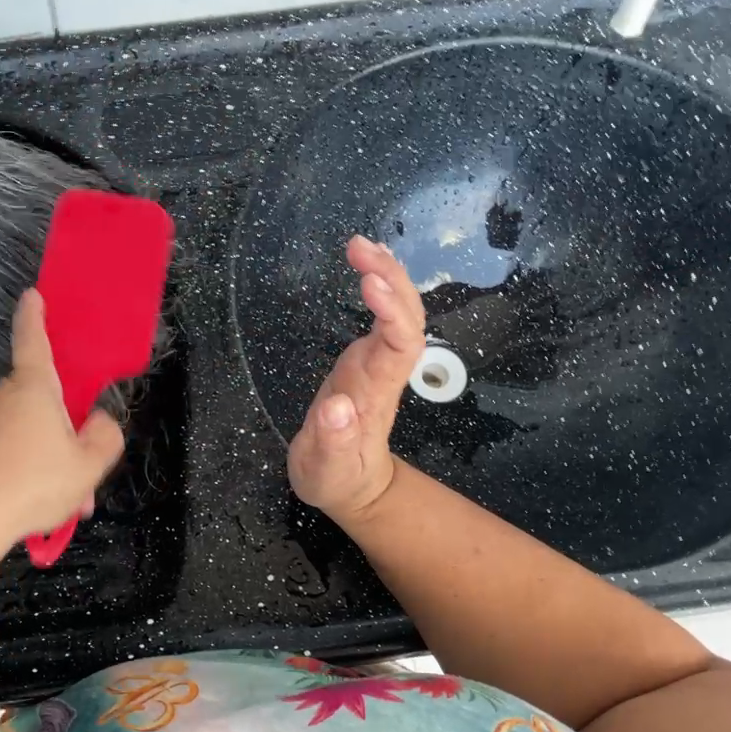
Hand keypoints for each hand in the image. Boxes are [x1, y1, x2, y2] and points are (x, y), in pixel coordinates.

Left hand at [0, 289, 125, 556]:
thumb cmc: (34, 484)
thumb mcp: (89, 464)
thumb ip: (106, 436)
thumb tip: (99, 422)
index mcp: (34, 388)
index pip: (33, 338)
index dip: (35, 314)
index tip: (33, 294)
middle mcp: (8, 398)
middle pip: (46, 396)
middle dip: (72, 425)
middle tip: (91, 462)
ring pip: (37, 431)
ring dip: (59, 457)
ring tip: (75, 499)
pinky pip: (20, 450)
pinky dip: (39, 470)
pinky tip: (50, 505)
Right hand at [288, 236, 425, 523]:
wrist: (354, 486)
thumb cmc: (337, 480)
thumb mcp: (325, 471)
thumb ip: (330, 444)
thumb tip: (336, 408)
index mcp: (373, 396)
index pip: (397, 347)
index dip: (391, 312)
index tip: (369, 283)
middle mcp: (382, 373)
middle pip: (405, 319)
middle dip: (390, 279)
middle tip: (359, 247)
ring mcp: (377, 365)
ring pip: (399, 314)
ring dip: (387, 275)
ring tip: (362, 245)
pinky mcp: (366, 360)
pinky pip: (385, 317)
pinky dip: (380, 286)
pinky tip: (369, 265)